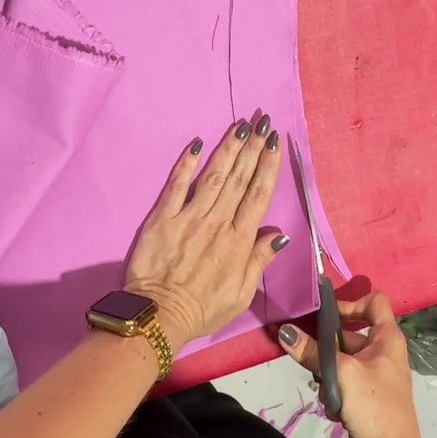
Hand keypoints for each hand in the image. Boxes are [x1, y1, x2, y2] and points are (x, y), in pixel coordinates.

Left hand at [124, 114, 287, 348]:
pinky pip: (176, 185)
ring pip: (214, 175)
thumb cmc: (202, 309)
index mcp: (240, 240)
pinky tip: (196, 144)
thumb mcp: (242, 294)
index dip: (268, 165)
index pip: (259, 194)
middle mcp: (218, 222)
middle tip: (262, 120)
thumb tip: (278, 234)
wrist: (158, 317)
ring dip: (228, 148)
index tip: (275, 141)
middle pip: (240, 178)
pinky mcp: (162, 217)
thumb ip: (259, 261)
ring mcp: (189, 217)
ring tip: (240, 125)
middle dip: (253, 147)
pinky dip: (186, 164)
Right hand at [278, 291, 421, 437]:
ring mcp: (373, 374)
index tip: (326, 317)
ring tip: (327, 392)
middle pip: (346, 335)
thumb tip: (284, 331)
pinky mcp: (364, 395)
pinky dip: (335, 393)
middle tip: (308, 358)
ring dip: (328, 377)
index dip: (350, 303)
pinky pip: (341, 383)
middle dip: (326, 350)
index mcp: (387, 338)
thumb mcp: (341, 373)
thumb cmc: (375, 405)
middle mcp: (382, 351)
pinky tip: (335, 409)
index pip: (373, 302)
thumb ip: (312, 351)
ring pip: (339, 362)